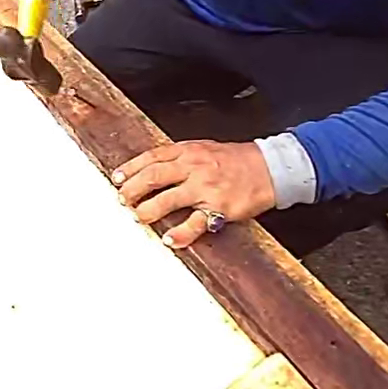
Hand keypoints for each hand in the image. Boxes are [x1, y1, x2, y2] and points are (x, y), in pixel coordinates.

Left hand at [112, 141, 274, 248]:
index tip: (116, 178)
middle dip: (132, 189)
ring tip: (138, 217)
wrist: (271, 168)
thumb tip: (152, 168)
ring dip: (148, 210)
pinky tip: (169, 239)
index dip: (130, 168)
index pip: (152, 158)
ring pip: (168, 199)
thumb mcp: (204, 149)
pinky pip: (196, 222)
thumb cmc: (236, 160)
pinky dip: (181, 233)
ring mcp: (206, 188)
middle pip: (153, 177)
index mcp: (189, 152)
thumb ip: (179, 157)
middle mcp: (194, 167)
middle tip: (122, 199)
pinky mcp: (219, 207)